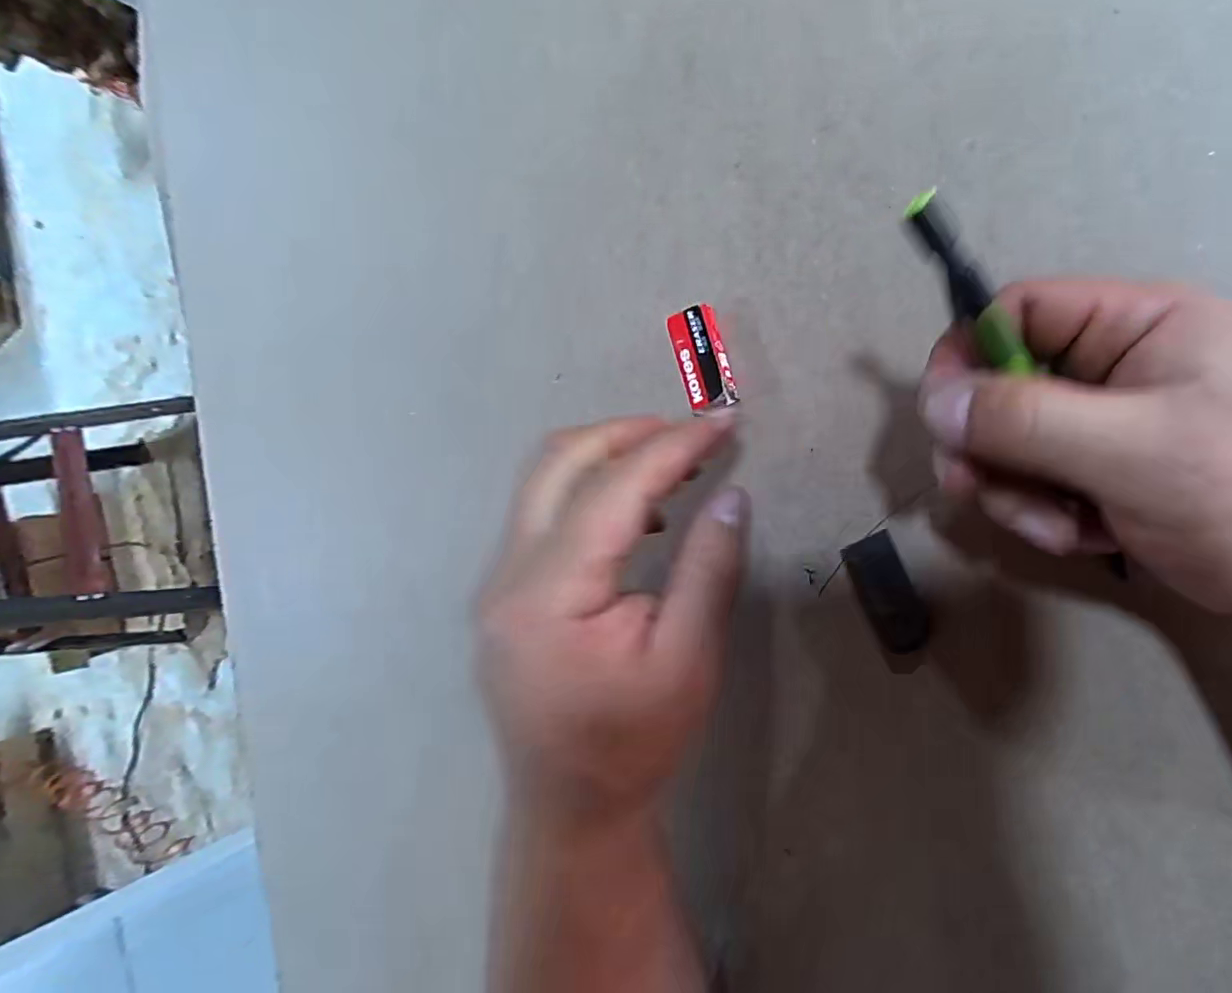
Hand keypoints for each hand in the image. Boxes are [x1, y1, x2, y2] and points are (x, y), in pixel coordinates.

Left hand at [477, 415, 747, 826]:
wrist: (572, 808)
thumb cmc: (637, 740)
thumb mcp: (689, 658)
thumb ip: (709, 569)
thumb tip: (732, 496)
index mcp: (551, 593)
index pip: (613, 489)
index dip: (672, 447)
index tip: (722, 423)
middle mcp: (509, 575)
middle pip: (557, 463)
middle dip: (628, 433)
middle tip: (690, 433)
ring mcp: (500, 583)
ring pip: (544, 482)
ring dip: (608, 457)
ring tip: (673, 465)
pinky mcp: (509, 593)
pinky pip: (545, 514)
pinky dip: (593, 491)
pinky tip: (639, 515)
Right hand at [920, 278, 1231, 623]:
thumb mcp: (1133, 450)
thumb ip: (1026, 420)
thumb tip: (934, 399)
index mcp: (1141, 323)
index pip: (1024, 309)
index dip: (971, 351)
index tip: (942, 412)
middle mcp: (1120, 363)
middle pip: (1009, 381)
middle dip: (989, 441)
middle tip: (970, 487)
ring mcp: (1113, 421)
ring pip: (1018, 440)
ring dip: (1017, 488)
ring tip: (1056, 527)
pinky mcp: (1109, 469)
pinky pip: (1043, 478)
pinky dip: (1047, 511)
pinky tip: (1085, 538)